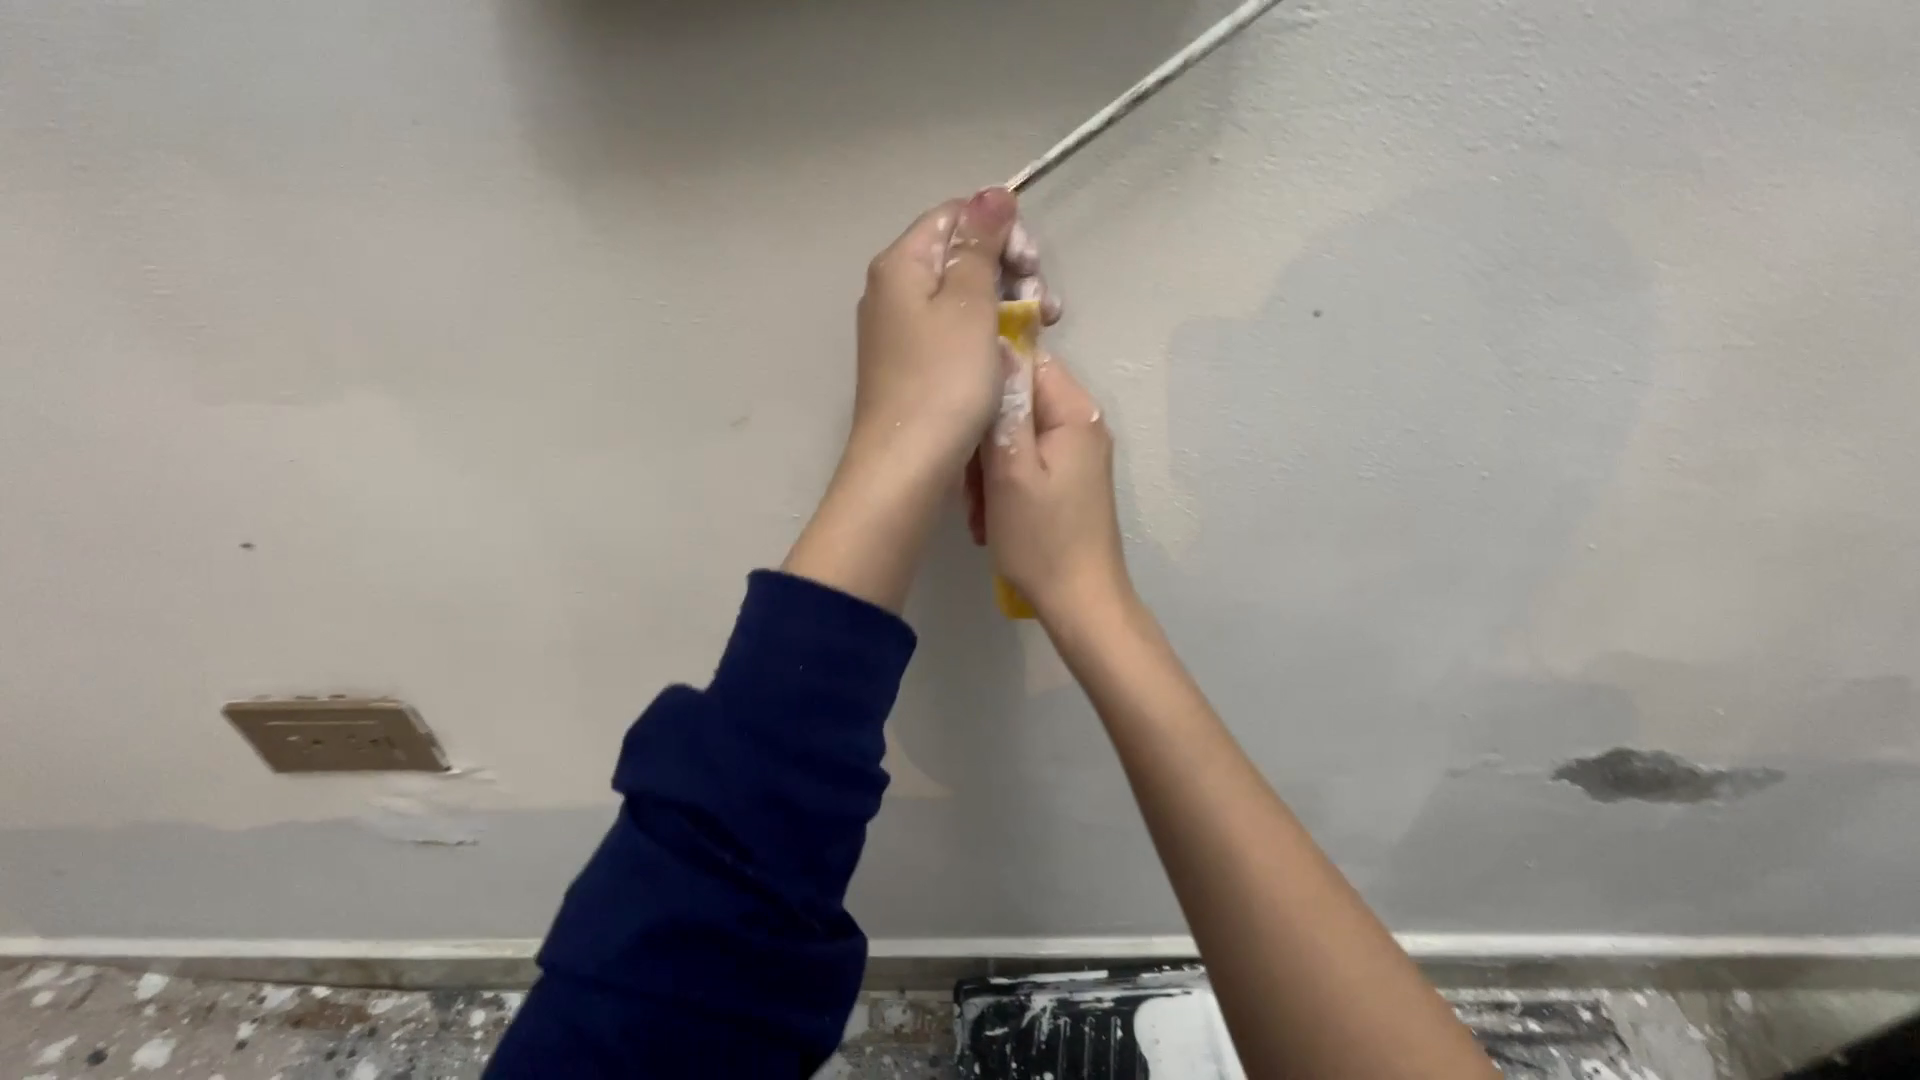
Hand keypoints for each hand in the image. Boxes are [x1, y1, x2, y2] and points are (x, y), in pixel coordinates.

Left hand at [845, 187, 1021, 480]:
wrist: (907, 466)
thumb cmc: (943, 381)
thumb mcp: (970, 303)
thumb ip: (981, 244)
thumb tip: (993, 192)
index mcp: (901, 264)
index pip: (957, 217)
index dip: (1001, 233)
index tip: (1032, 267)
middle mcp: (893, 291)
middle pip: (960, 257)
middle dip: (1010, 272)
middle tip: (1044, 307)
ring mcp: (900, 333)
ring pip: (962, 299)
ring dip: (1006, 307)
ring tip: (1039, 333)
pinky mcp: (912, 367)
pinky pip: (954, 335)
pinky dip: (986, 338)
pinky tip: (1011, 358)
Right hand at [975, 354, 1129, 618]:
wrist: (1080, 602)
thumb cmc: (1042, 538)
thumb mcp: (1010, 469)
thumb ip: (1005, 407)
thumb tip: (998, 349)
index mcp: (1075, 414)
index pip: (1028, 364)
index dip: (988, 381)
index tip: (959, 415)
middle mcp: (1082, 426)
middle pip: (1019, 403)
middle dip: (983, 439)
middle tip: (965, 484)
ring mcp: (1077, 456)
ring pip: (1016, 438)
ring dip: (987, 470)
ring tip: (976, 511)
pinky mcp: (1069, 482)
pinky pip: (1026, 464)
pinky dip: (1003, 487)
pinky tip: (988, 521)